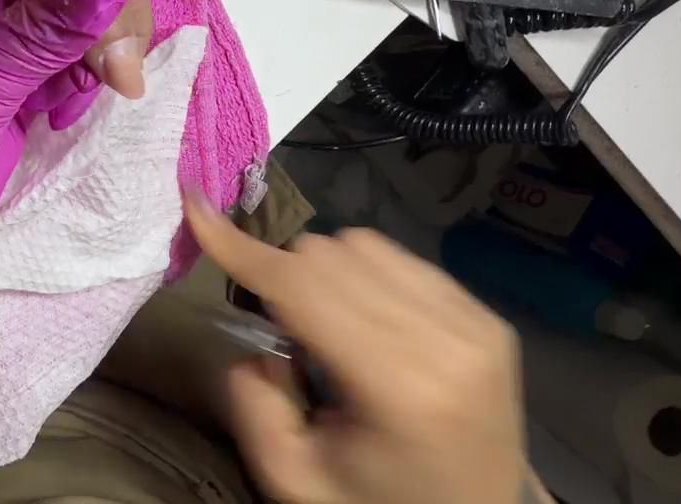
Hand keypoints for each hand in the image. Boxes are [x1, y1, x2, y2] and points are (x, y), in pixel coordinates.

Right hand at [185, 196, 545, 503]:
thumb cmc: (374, 501)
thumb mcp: (289, 473)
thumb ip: (251, 398)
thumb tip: (260, 337)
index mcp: (398, 385)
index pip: (299, 287)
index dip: (239, 246)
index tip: (194, 206)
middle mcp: (446, 340)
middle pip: (323, 255)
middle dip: (283, 275)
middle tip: (284, 327)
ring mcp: (473, 323)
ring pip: (355, 243)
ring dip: (321, 271)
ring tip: (330, 325)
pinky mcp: (486, 315)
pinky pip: (393, 253)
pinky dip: (360, 272)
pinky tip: (368, 319)